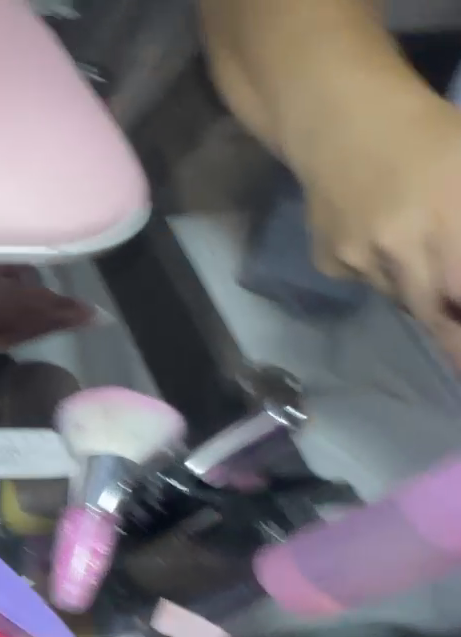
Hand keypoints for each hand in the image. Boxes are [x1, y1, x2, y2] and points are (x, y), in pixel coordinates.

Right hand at [298, 94, 460, 361]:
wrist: (344, 132)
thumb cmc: (436, 138)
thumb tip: (455, 285)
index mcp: (445, 226)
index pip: (458, 298)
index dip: (460, 338)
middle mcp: (397, 252)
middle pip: (431, 311)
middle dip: (452, 340)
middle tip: (460, 364)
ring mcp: (355, 260)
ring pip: (402, 295)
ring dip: (425, 295)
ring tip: (430, 277)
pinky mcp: (328, 261)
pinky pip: (367, 280)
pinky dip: (387, 273)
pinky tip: (387, 246)